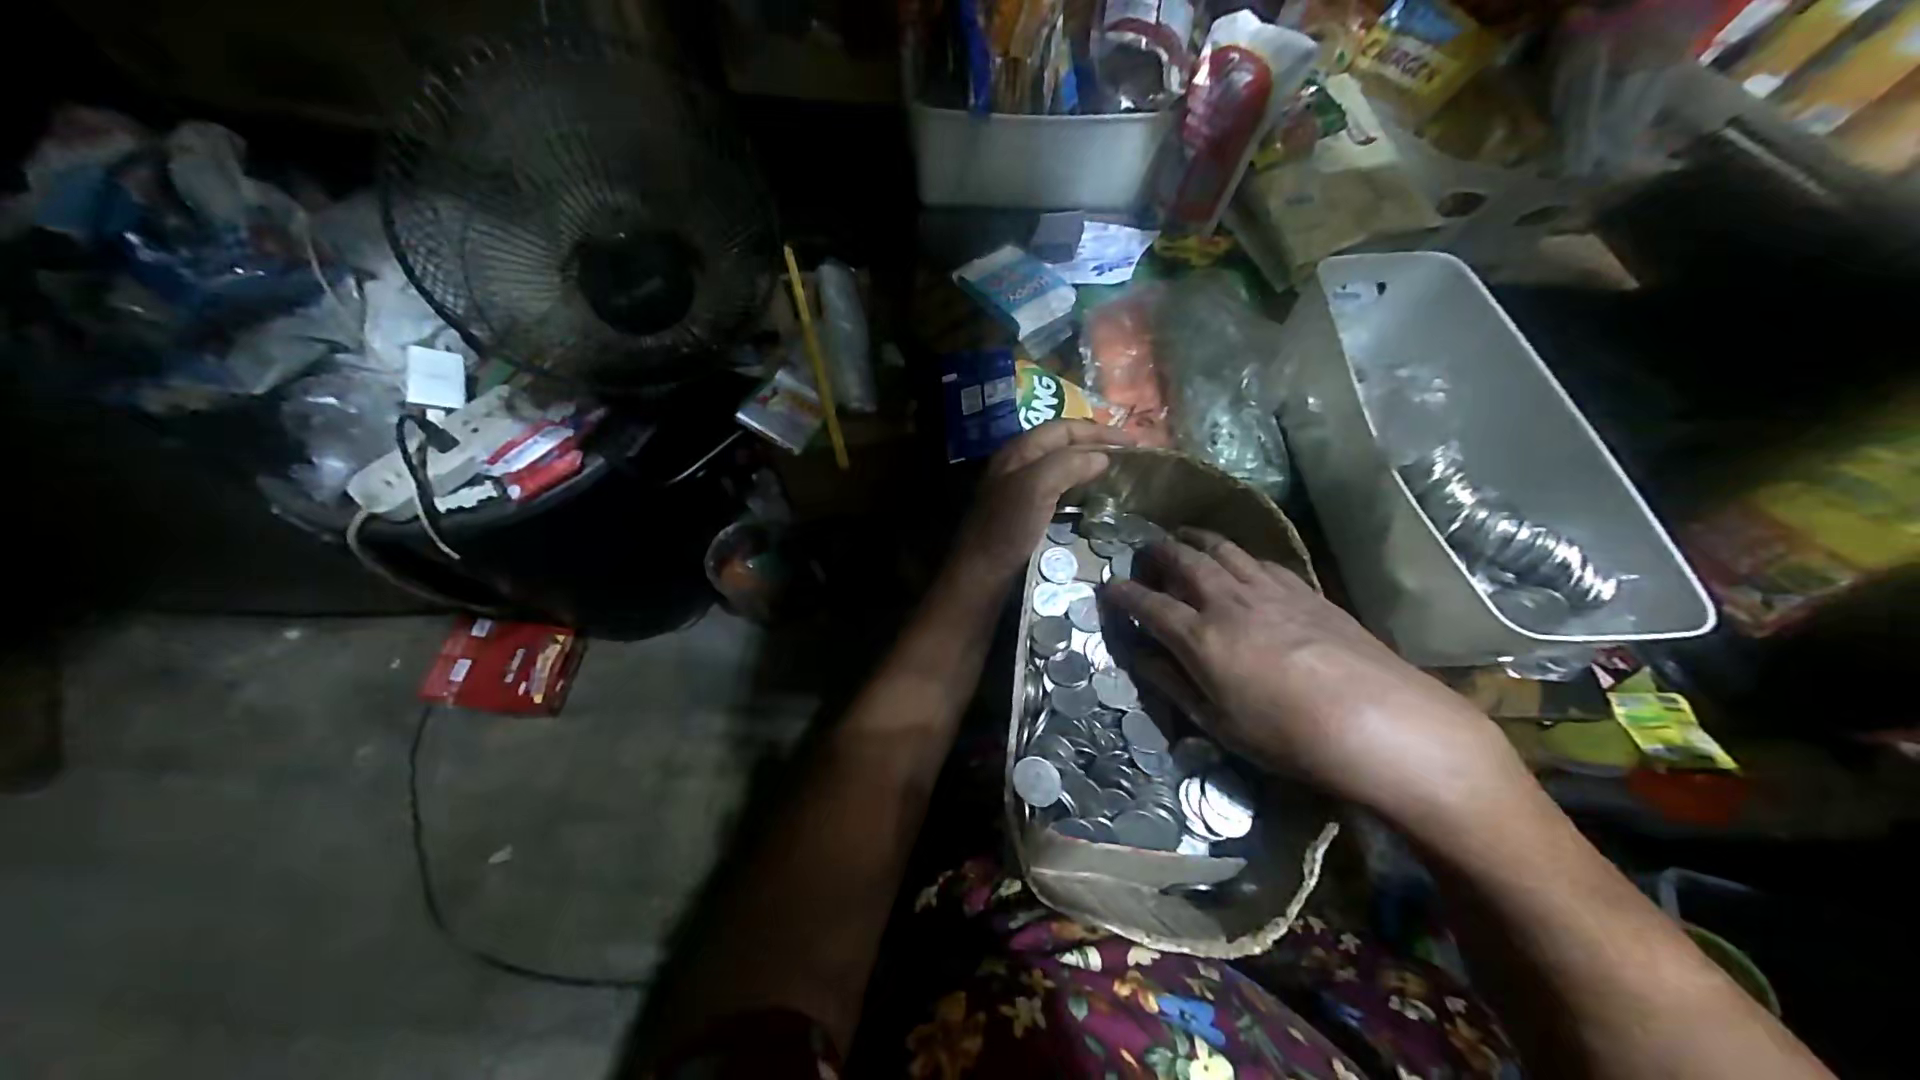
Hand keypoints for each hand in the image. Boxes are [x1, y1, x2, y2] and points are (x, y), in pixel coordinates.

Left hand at [950, 421, 1134, 584]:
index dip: (1098, 431)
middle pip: (1062, 444)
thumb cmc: (1007, 526)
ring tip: (1115, 473)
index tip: (1132, 442)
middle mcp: (1018, 463)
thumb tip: (1102, 457)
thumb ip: (1068, 464)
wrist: (981, 571)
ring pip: (1060, 465)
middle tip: (1127, 455)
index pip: (1064, 428)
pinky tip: (1092, 497)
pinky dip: (1079, 485)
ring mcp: (1019, 487)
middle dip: (1095, 444)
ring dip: (1088, 464)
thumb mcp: (1036, 486)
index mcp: (1019, 451)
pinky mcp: (1023, 511)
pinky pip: (1057, 487)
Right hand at [1104, 529, 1533, 827]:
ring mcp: (1269, 590)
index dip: (1123, 593)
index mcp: (1199, 637)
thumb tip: (1140, 657)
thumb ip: (1173, 684)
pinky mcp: (1305, 590)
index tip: (1108, 587)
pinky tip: (1241, 561)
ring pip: (1223, 548)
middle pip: (1183, 561)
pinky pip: (1260, 559)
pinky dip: (1239, 554)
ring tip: (1184, 537)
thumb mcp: (1218, 724)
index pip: (1147, 604)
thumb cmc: (1289, 737)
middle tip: (1146, 552)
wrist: (1382, 723)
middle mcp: (1228, 601)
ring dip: (1196, 539)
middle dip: (1157, 552)